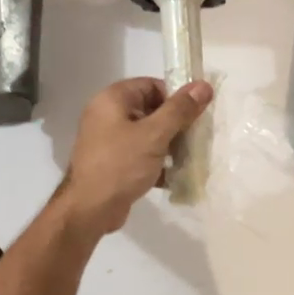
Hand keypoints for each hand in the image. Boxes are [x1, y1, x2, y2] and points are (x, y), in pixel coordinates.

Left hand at [55, 78, 212, 237]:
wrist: (90, 209)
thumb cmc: (121, 164)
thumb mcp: (154, 134)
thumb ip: (180, 110)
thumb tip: (204, 85)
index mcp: (112, 99)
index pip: (151, 85)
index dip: (175, 98)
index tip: (194, 116)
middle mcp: (107, 114)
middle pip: (150, 110)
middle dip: (175, 125)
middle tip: (196, 138)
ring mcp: (107, 139)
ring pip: (146, 134)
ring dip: (168, 145)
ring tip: (190, 158)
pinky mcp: (112, 162)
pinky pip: (139, 154)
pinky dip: (156, 162)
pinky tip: (175, 176)